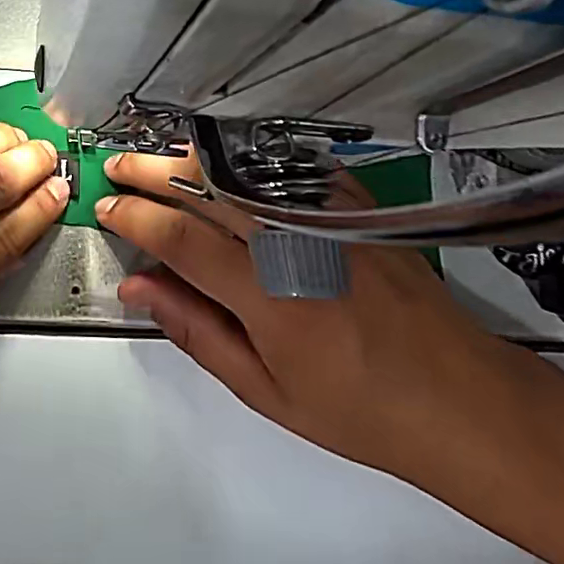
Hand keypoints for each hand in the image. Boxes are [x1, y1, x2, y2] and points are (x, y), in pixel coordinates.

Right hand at [96, 150, 541, 487]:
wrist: (457, 395)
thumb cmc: (361, 407)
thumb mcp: (264, 389)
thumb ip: (195, 329)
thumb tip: (140, 289)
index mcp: (268, 295)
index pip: (178, 236)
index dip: (133, 217)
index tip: (106, 209)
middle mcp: (293, 241)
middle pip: (203, 185)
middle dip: (149, 171)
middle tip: (117, 169)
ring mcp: (327, 214)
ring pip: (240, 166)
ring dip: (188, 156)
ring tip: (155, 160)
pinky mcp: (352, 202)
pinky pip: (285, 164)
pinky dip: (242, 157)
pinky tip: (222, 161)